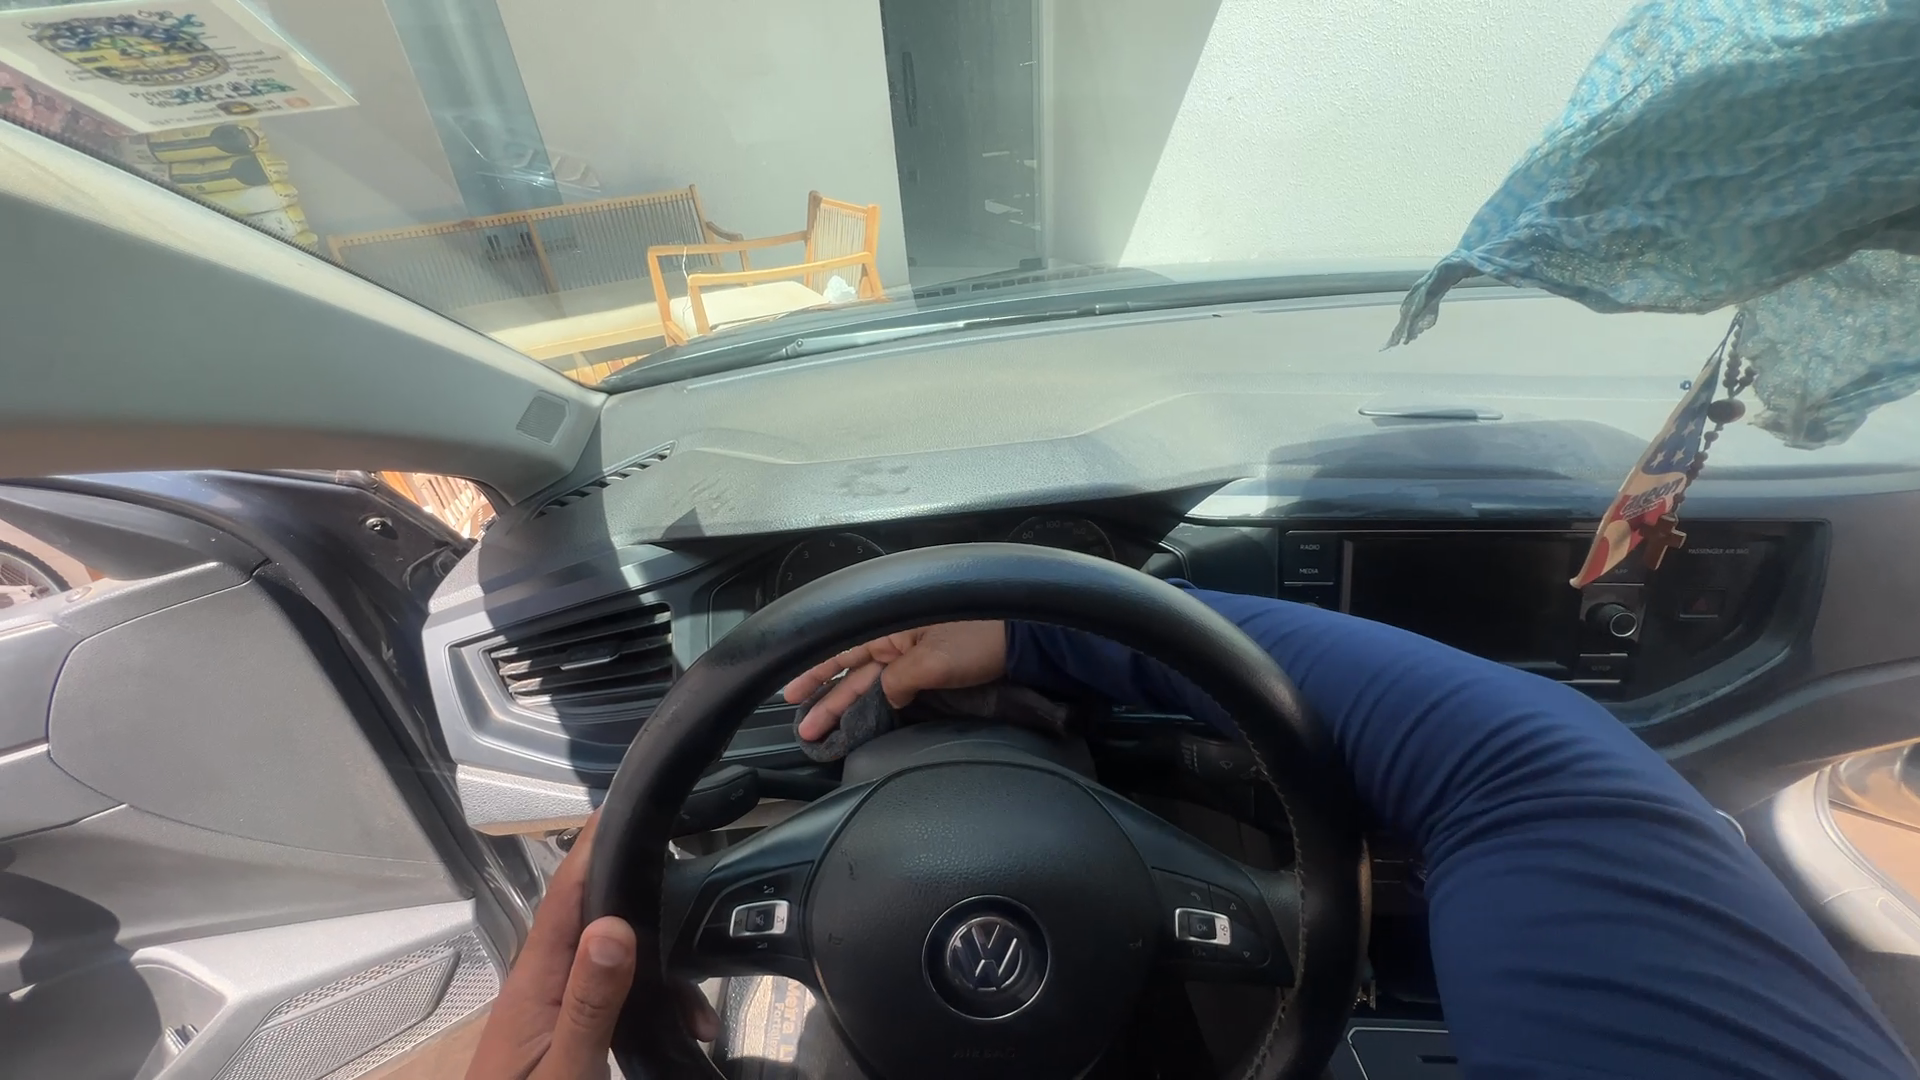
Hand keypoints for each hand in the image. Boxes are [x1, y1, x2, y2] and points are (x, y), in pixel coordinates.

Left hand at [466, 813, 717, 1079]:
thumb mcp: (565, 1073)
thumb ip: (589, 1002)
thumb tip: (614, 922)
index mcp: (535, 982)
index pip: (566, 894)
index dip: (592, 845)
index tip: (623, 802)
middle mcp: (543, 983)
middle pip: (596, 915)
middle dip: (644, 896)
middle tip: (692, 875)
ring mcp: (556, 1007)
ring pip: (616, 957)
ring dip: (662, 968)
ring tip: (703, 1006)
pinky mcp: (571, 1028)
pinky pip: (619, 993)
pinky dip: (655, 1000)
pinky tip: (687, 1026)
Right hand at [783, 621, 1006, 740]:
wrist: (1024, 641)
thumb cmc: (979, 640)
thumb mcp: (932, 662)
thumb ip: (898, 681)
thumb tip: (886, 696)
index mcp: (890, 627)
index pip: (841, 650)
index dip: (814, 672)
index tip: (790, 692)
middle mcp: (896, 638)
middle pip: (851, 670)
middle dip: (826, 698)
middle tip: (803, 726)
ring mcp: (912, 654)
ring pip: (870, 681)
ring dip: (847, 703)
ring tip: (821, 729)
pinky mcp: (930, 667)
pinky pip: (893, 686)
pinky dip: (875, 703)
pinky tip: (863, 719)